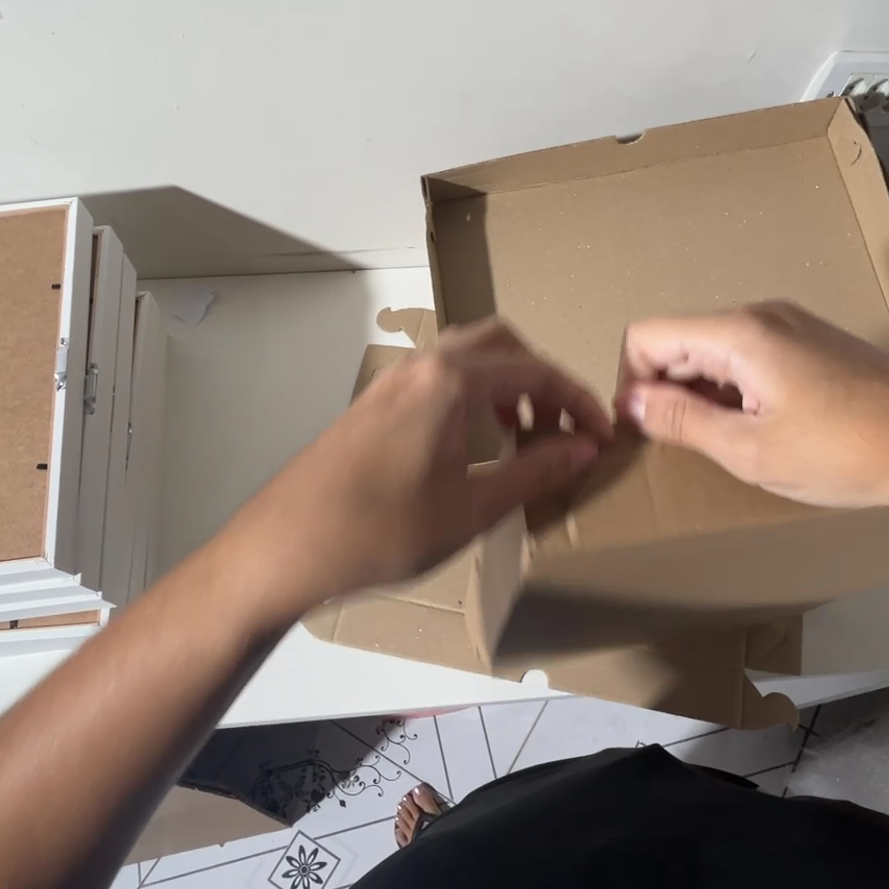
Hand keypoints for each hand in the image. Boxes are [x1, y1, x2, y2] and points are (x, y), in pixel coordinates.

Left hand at [208, 318, 611, 621]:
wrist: (286, 546)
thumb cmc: (384, 531)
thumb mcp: (472, 507)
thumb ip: (534, 471)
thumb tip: (585, 447)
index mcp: (450, 381)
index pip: (535, 369)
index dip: (578, 400)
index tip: (602, 435)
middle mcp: (421, 365)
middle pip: (500, 343)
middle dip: (540, 377)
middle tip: (559, 425)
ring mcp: (391, 381)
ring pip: (464, 356)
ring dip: (504, 381)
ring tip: (521, 431)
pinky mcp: (372, 403)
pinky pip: (437, 376)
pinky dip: (470, 392)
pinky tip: (471, 440)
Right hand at [616, 301, 888, 511]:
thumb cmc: (848, 452)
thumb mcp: (749, 449)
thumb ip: (681, 420)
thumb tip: (630, 403)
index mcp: (739, 333)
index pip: (646, 336)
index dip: (632, 383)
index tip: (645, 431)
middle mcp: (762, 316)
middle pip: (678, 340)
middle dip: (664, 390)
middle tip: (680, 446)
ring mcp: (791, 327)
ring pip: (711, 351)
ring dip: (699, 394)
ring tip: (722, 443)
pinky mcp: (812, 345)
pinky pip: (746, 357)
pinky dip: (731, 391)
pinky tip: (757, 430)